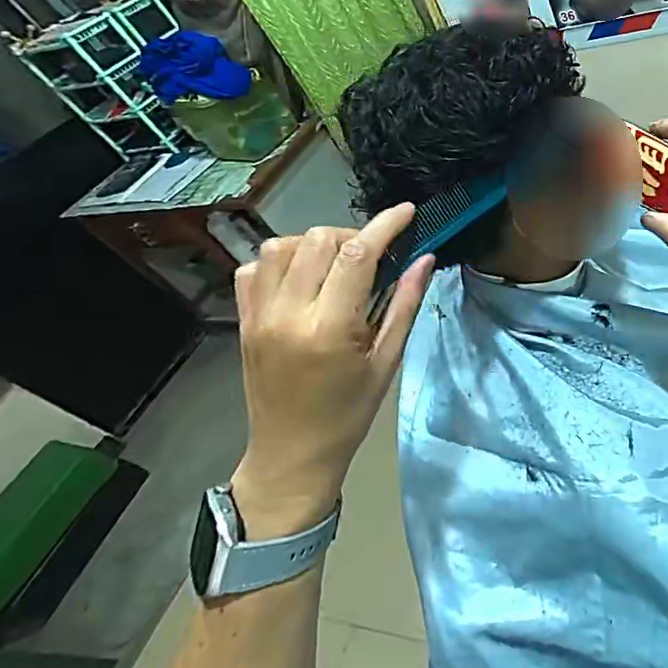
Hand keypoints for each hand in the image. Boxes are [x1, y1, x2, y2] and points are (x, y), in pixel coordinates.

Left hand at [229, 205, 434, 537]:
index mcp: (329, 328)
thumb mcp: (388, 360)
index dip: (384, 225)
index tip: (406, 212)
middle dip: (353, 235)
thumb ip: (404, 304)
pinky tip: (303, 278)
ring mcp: (258, 316)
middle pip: (318, 240)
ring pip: (280, 246)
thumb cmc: (349, 412)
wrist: (290, 454)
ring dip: (315, 244)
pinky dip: (280, 261)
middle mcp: (288, 314)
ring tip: (337, 266)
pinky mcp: (243, 321)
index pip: (357, 254)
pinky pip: (254, 269)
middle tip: (374, 257)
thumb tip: (424, 257)